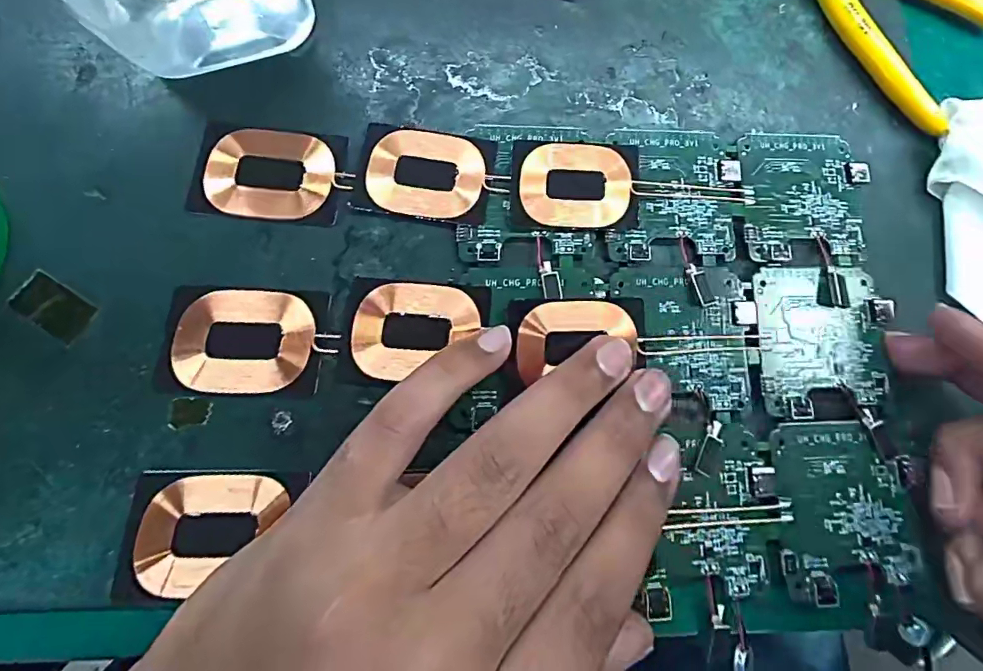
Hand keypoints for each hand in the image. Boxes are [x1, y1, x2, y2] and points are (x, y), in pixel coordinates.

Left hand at [137, 327, 679, 670]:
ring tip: (603, 355)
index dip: (636, 523)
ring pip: (487, 471)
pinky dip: (446, 377)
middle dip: (611, 445)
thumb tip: (637, 623)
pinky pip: (392, 430)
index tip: (666, 456)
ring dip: (556, 402)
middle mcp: (426, 646)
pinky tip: (494, 342)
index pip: (584, 607)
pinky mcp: (316, 519)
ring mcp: (364, 572)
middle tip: (648, 385)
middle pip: (547, 526)